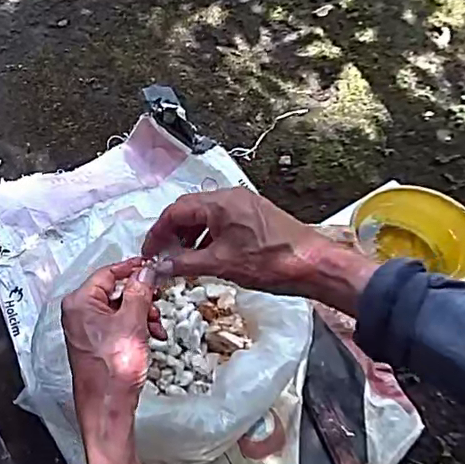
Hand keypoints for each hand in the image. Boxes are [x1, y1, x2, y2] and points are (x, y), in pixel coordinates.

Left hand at [61, 258, 156, 463]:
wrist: (108, 405)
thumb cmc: (113, 370)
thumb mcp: (132, 322)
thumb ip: (139, 292)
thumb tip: (145, 272)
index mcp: (79, 302)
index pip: (107, 273)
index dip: (131, 269)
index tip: (151, 268)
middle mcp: (77, 313)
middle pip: (114, 291)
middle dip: (140, 298)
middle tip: (158, 305)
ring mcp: (85, 329)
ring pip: (119, 309)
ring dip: (141, 314)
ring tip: (156, 329)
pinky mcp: (95, 343)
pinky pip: (117, 325)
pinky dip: (135, 327)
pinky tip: (150, 337)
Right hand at [141, 187, 376, 313]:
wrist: (315, 265)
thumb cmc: (273, 262)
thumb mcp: (221, 265)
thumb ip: (184, 263)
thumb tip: (160, 266)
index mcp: (220, 203)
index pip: (175, 211)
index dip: (157, 232)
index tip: (149, 251)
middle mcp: (231, 197)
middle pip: (188, 210)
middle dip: (171, 232)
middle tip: (161, 254)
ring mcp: (244, 205)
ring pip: (204, 215)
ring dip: (188, 235)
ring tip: (180, 257)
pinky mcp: (254, 215)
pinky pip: (220, 220)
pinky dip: (206, 235)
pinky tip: (204, 254)